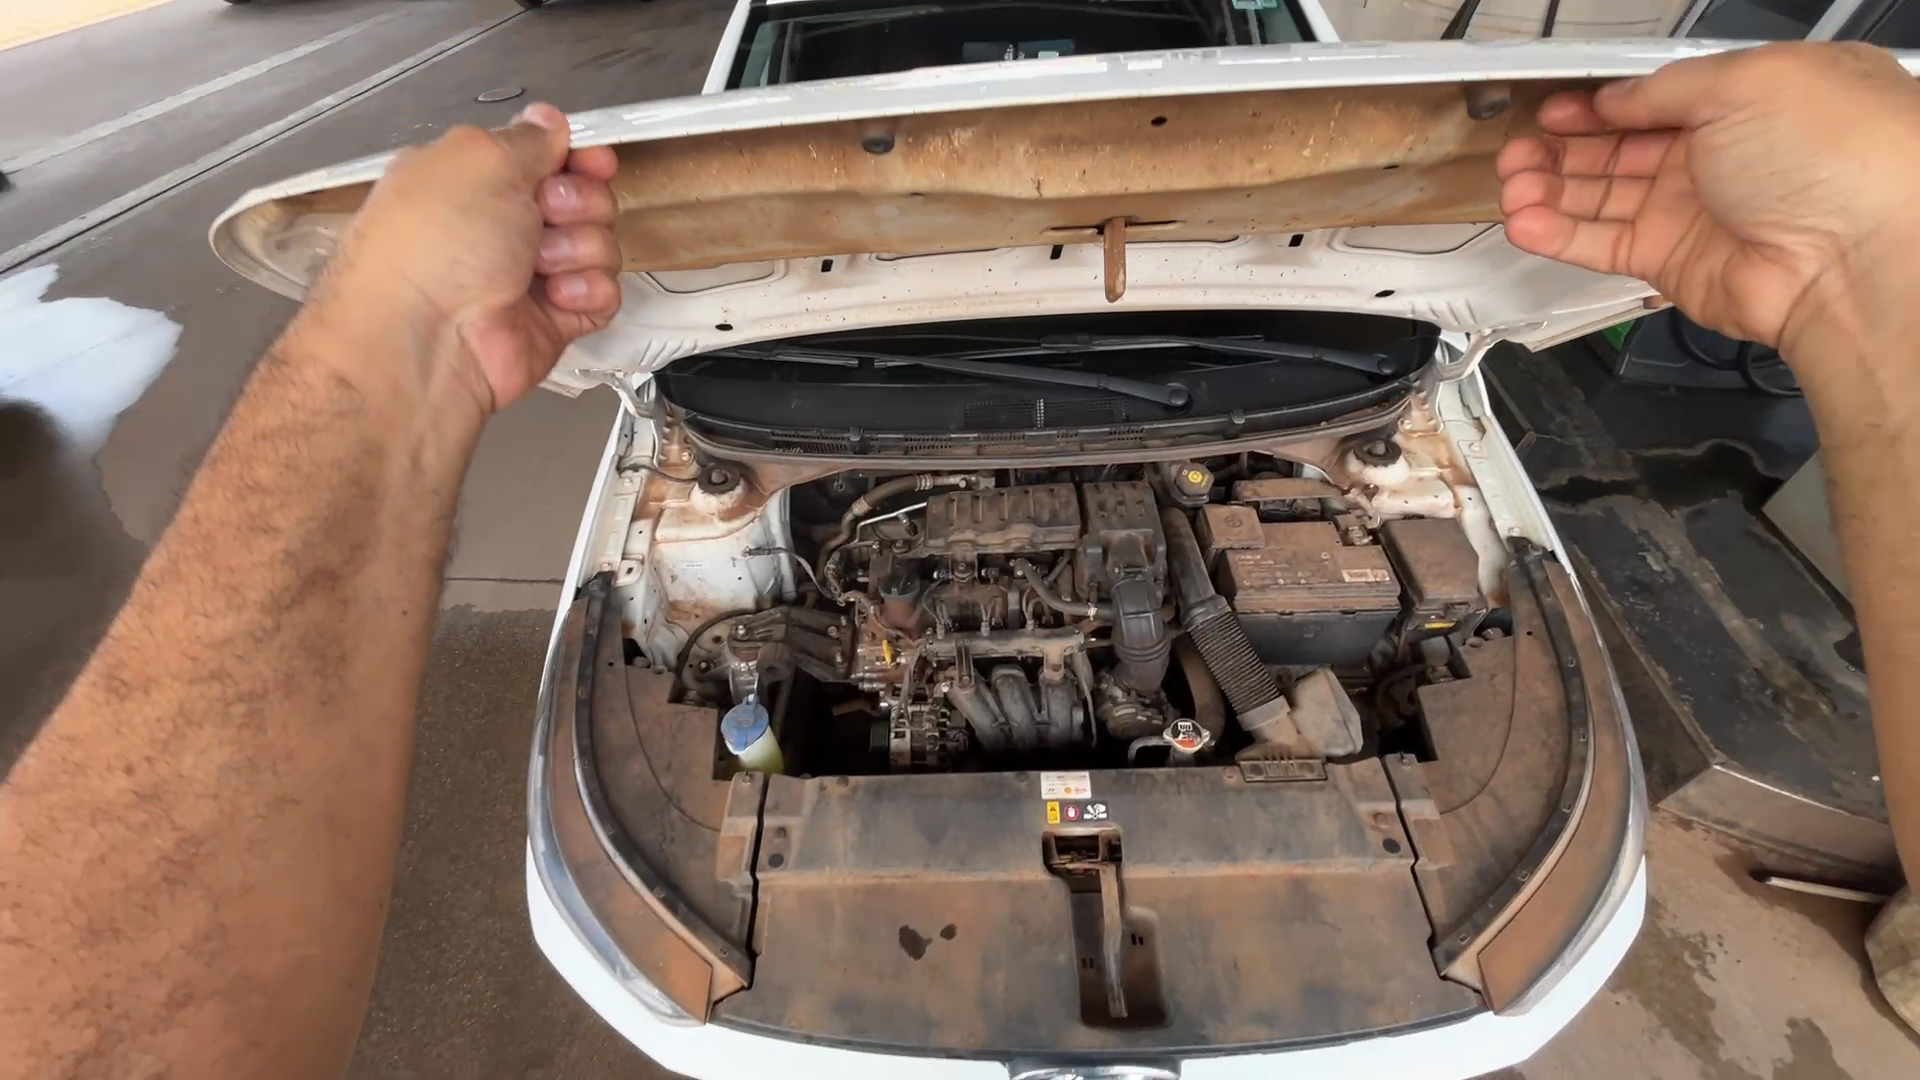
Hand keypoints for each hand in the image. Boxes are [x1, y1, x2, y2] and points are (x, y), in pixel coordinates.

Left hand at [307, 103, 622, 412]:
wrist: (433, 337)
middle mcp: (508, 225)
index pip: (551, 158)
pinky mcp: (561, 317)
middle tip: (544, 215)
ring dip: (579, 252)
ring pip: (601, 247)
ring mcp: (537, 274)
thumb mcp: (479, 160)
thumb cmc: (436, 246)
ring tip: (539, 267)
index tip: (596, 161)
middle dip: (578, 205)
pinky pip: (606, 295)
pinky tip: (556, 298)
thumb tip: (551, 123)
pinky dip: (587, 293)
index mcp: (479, 179)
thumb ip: (527, 140)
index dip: (580, 158)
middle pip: (587, 201)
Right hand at [1497, 43, 1919, 352]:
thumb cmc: (1837, 157)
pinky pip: (1595, 244)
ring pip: (1597, 199)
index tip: (1553, 112)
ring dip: (1549, 193)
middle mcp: (1717, 155)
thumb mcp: (1751, 83)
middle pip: (1615, 152)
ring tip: (1513, 189)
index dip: (1598, 106)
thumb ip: (1669, 88)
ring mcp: (1687, 210)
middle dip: (1560, 151)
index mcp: (1752, 101)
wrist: (1851, 255)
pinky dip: (1556, 235)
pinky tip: (1525, 223)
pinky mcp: (1662, 258)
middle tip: (1518, 154)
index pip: (1653, 102)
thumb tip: (1615, 99)